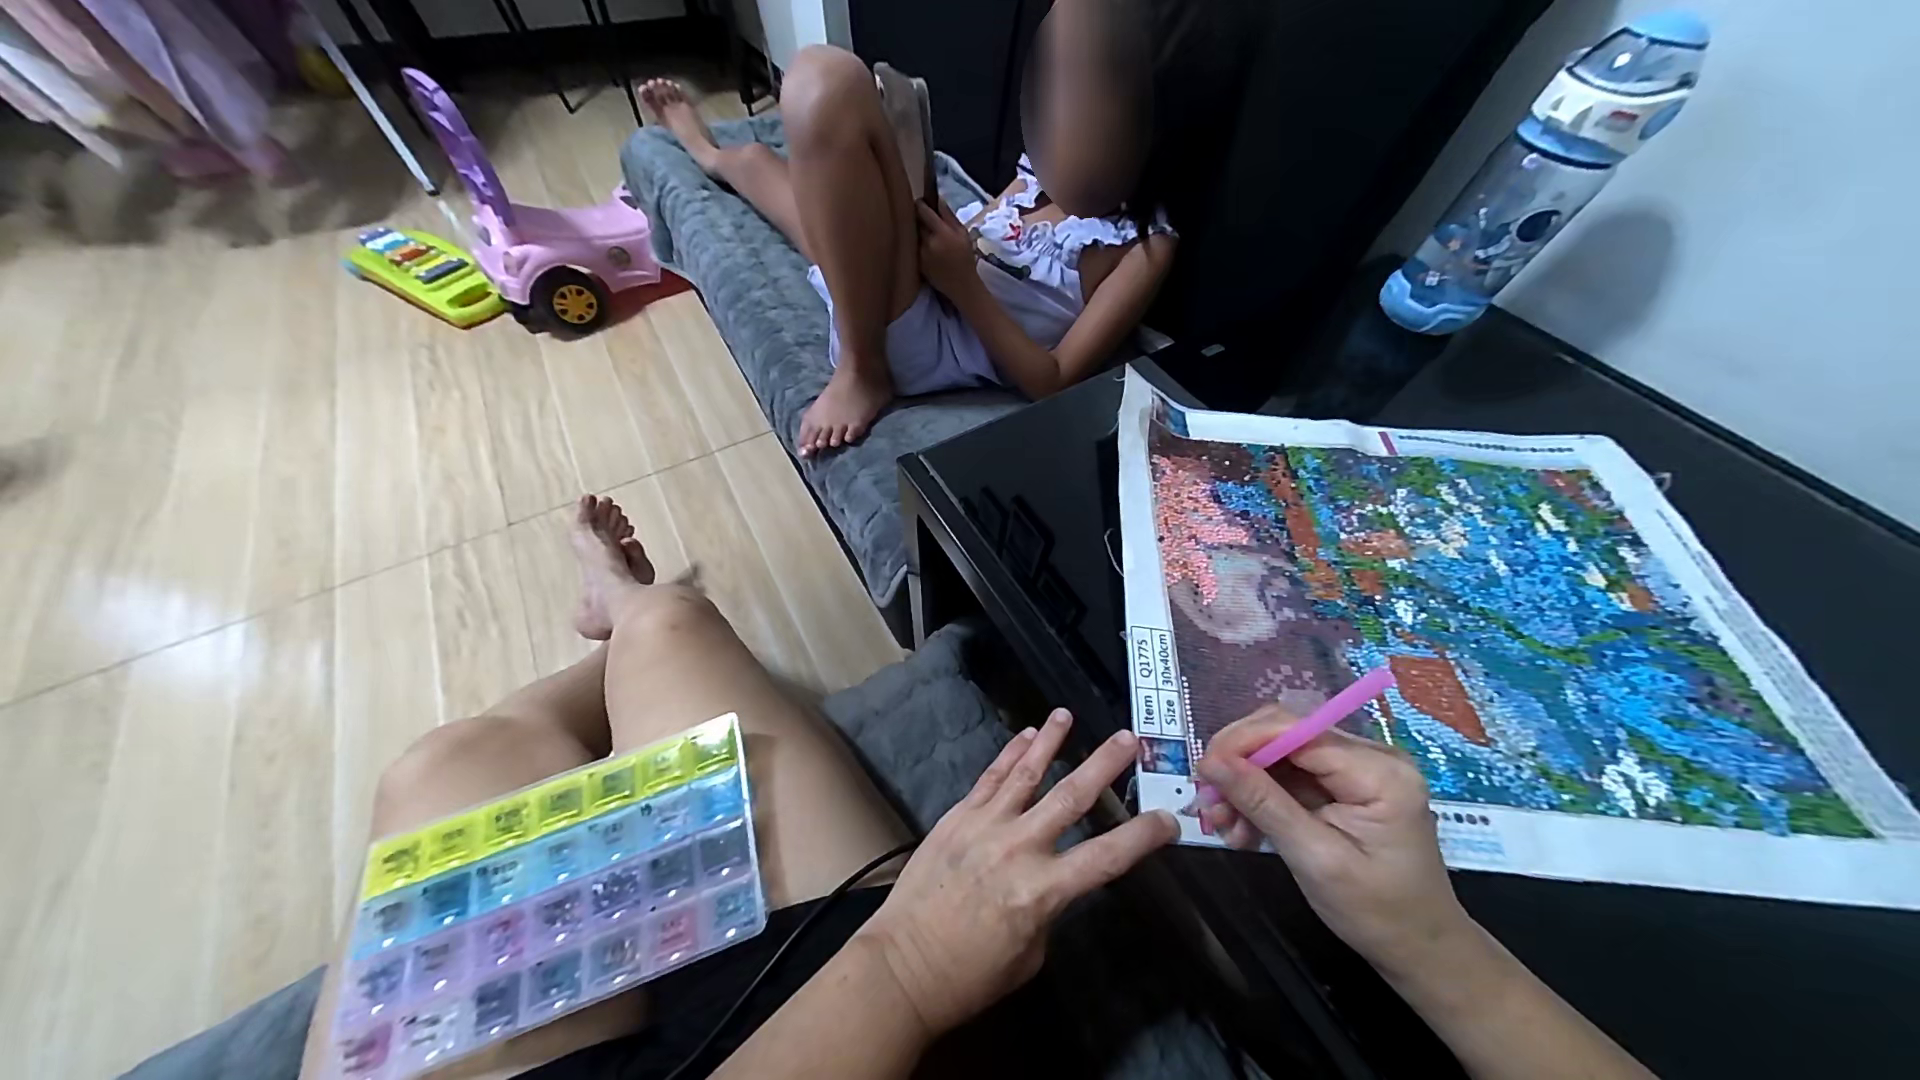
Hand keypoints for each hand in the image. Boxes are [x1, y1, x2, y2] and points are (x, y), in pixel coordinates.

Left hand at [859, 709, 1178, 1035]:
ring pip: (1026, 773)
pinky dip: (1010, 754)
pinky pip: (990, 778)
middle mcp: (1019, 848)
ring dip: (1050, 741)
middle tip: (1128, 737)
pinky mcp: (959, 816)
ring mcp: (986, 825)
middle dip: (1103, 765)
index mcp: (1043, 891)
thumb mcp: (1030, 953)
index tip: (1168, 818)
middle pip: (1071, 797)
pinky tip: (1025, 735)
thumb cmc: (971, 973)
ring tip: (1066, 714)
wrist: (902, 964)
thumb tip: (1052, 876)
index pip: (1107, 857)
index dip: (1142, 836)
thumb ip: (1049, 906)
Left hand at [916, 199, 978, 297]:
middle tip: (925, 220)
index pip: (923, 211)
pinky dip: (919, 246)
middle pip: (916, 222)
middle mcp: (929, 242)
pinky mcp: (918, 264)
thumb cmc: (965, 257)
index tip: (921, 203)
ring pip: (915, 235)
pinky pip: (915, 248)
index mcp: (942, 232)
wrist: (961, 285)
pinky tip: (928, 250)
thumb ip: (950, 216)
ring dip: (919, 233)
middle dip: (919, 219)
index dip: (920, 204)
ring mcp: (921, 254)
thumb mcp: (963, 234)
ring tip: (928, 236)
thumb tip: (939, 198)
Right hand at [1196, 704, 1472, 977]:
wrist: (1421, 951)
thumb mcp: (1314, 858)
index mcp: (1378, 771)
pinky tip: (1241, 826)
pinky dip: (1258, 796)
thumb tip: (1209, 761)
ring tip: (1220, 822)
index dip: (1242, 741)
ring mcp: (1355, 767)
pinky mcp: (1341, 782)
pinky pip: (1286, 773)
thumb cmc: (1377, 912)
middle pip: (1282, 733)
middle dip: (1238, 763)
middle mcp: (1370, 755)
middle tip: (1206, 799)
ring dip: (1243, 783)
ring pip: (1277, 753)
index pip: (1295, 730)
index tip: (1203, 771)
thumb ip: (1262, 802)